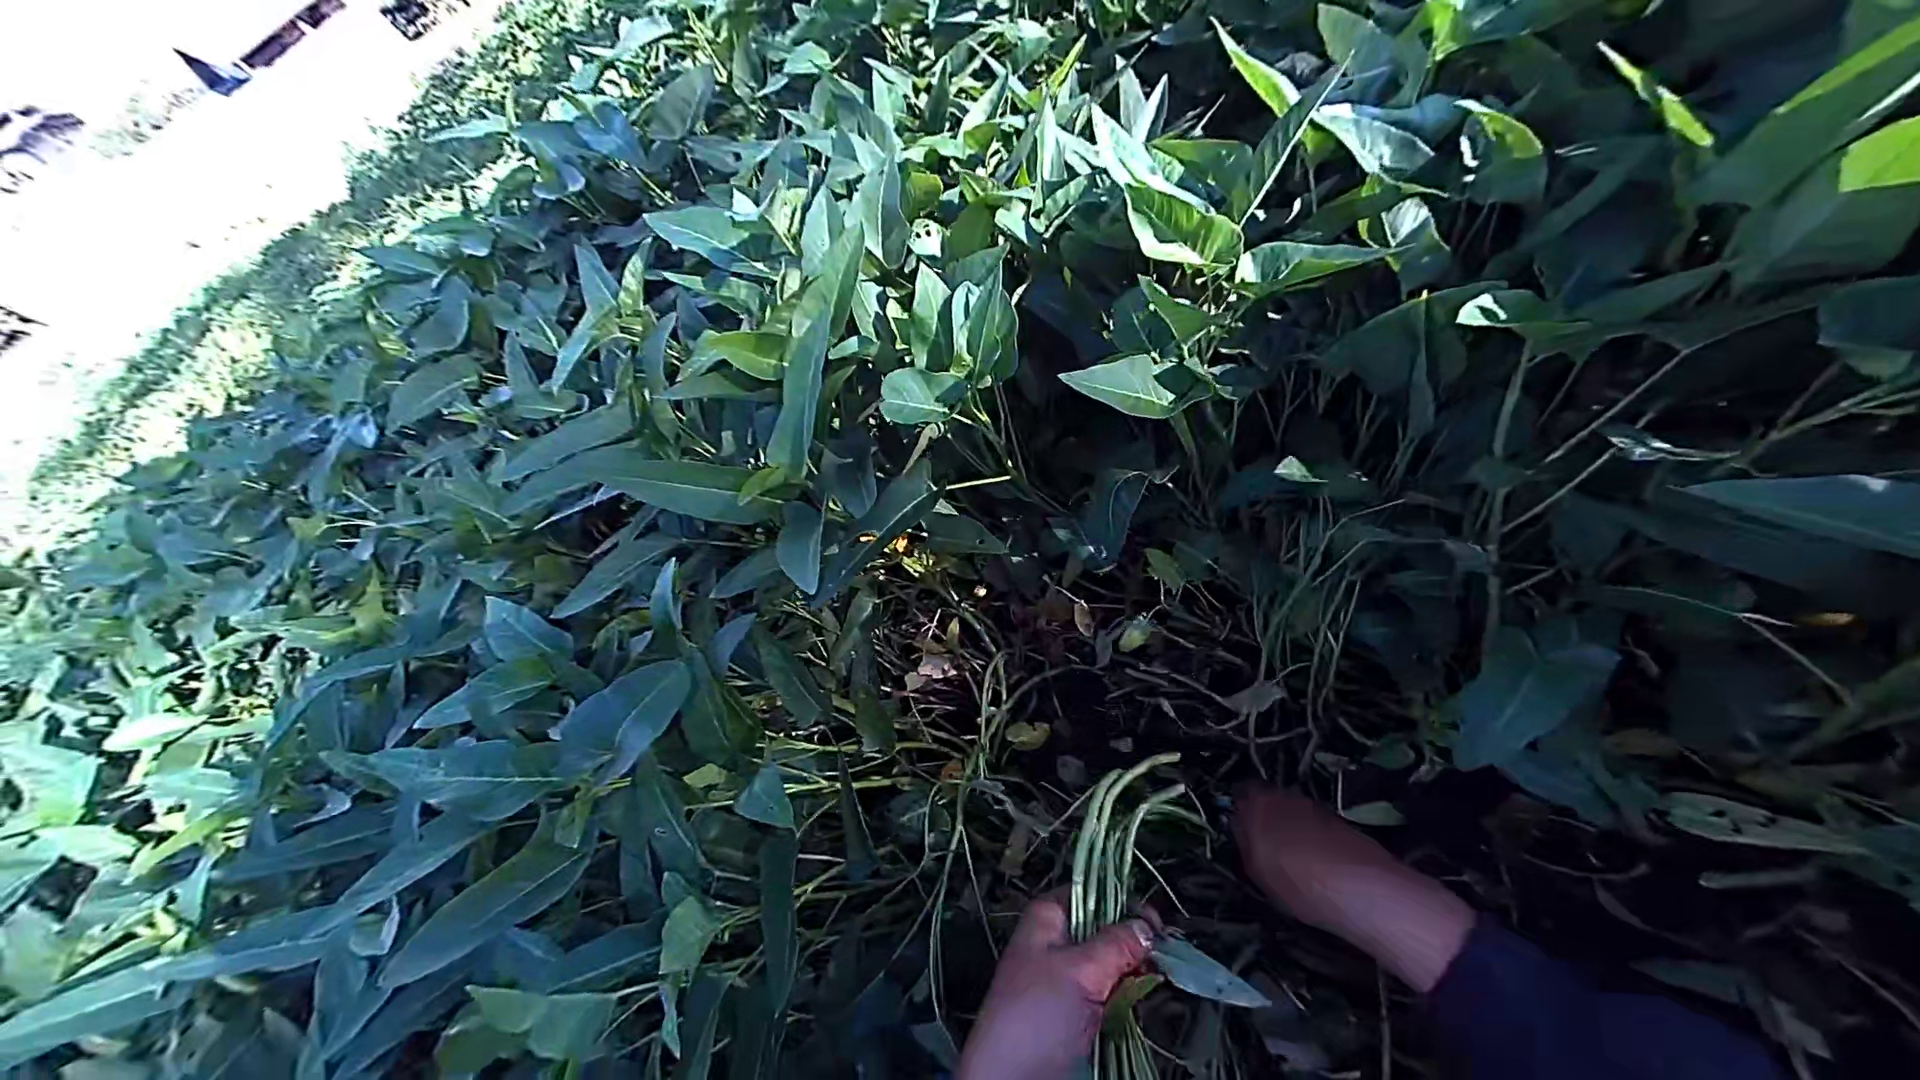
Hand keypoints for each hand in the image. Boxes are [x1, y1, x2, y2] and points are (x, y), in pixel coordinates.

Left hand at [957, 892, 1155, 1079]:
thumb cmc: (1037, 1014)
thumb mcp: (1079, 971)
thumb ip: (1116, 943)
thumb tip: (1147, 925)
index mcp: (1049, 916)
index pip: (1092, 891)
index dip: (1124, 901)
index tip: (1156, 921)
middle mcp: (1057, 938)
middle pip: (1105, 925)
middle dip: (1134, 937)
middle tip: (1163, 952)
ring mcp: (1067, 974)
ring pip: (1110, 959)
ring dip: (1134, 966)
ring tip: (1158, 973)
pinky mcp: (1076, 1008)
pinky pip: (1108, 988)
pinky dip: (1127, 991)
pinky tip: (1143, 993)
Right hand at [1233, 786, 1474, 991]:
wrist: (1365, 889)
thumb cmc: (1298, 881)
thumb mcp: (1256, 870)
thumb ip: (1244, 843)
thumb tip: (1239, 827)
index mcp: (1257, 802)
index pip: (1239, 795)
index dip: (1240, 812)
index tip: (1241, 833)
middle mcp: (1284, 795)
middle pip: (1268, 799)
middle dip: (1265, 816)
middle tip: (1266, 845)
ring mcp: (1315, 806)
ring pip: (1293, 811)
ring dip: (1290, 826)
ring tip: (1294, 857)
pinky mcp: (1341, 821)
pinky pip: (1316, 824)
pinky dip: (1313, 837)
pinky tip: (1320, 862)